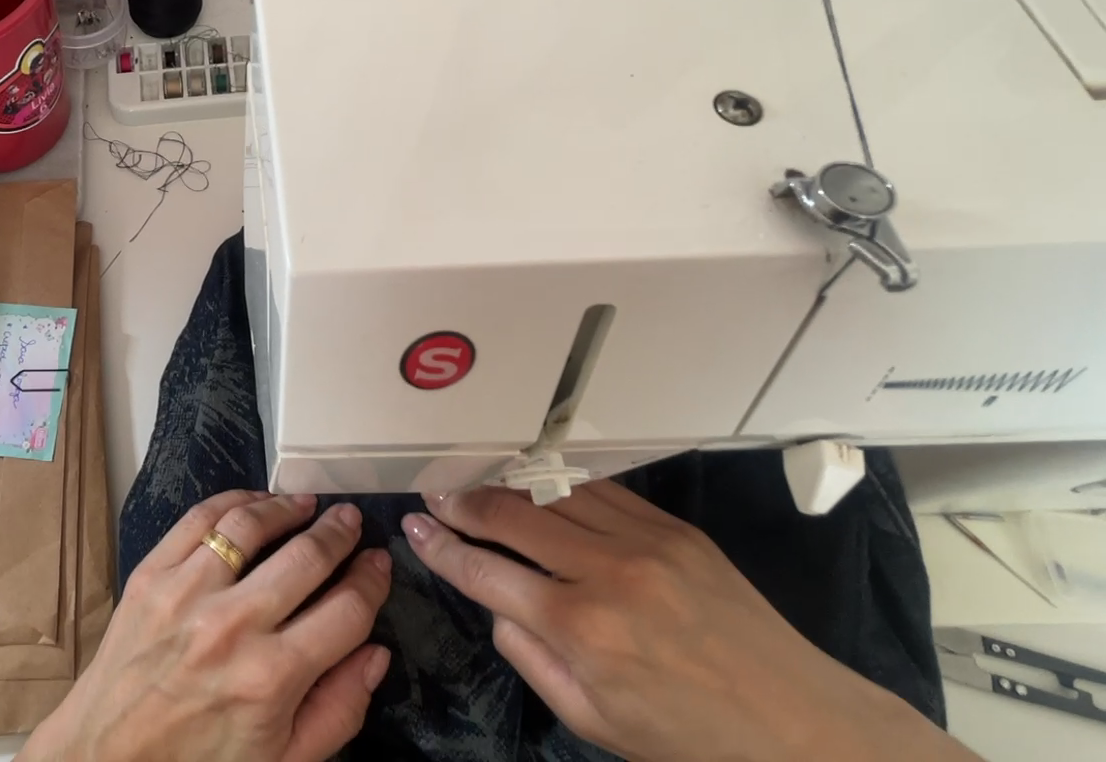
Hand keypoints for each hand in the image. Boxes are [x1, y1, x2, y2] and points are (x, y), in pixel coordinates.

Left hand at [21, 490, 391, 761]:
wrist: (109, 755)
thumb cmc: (203, 760)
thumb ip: (340, 709)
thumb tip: (376, 650)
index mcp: (274, 677)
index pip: (346, 611)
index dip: (371, 580)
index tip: (379, 561)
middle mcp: (233, 626)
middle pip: (305, 558)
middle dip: (338, 533)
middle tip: (350, 519)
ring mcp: (187, 592)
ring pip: (249, 526)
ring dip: (285, 507)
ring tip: (305, 503)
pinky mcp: (151, 574)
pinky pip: (197, 518)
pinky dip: (231, 500)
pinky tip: (252, 502)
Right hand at [402, 480, 977, 761]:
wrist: (804, 728)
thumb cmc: (688, 739)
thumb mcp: (591, 721)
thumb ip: (528, 658)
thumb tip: (497, 606)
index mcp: (578, 631)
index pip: (483, 572)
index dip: (439, 546)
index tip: (412, 526)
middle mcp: (602, 573)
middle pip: (507, 516)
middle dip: (460, 503)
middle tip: (433, 494)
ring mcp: (641, 541)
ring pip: (547, 492)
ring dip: (501, 485)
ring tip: (473, 482)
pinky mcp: (673, 527)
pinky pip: (596, 490)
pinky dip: (554, 483)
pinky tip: (533, 483)